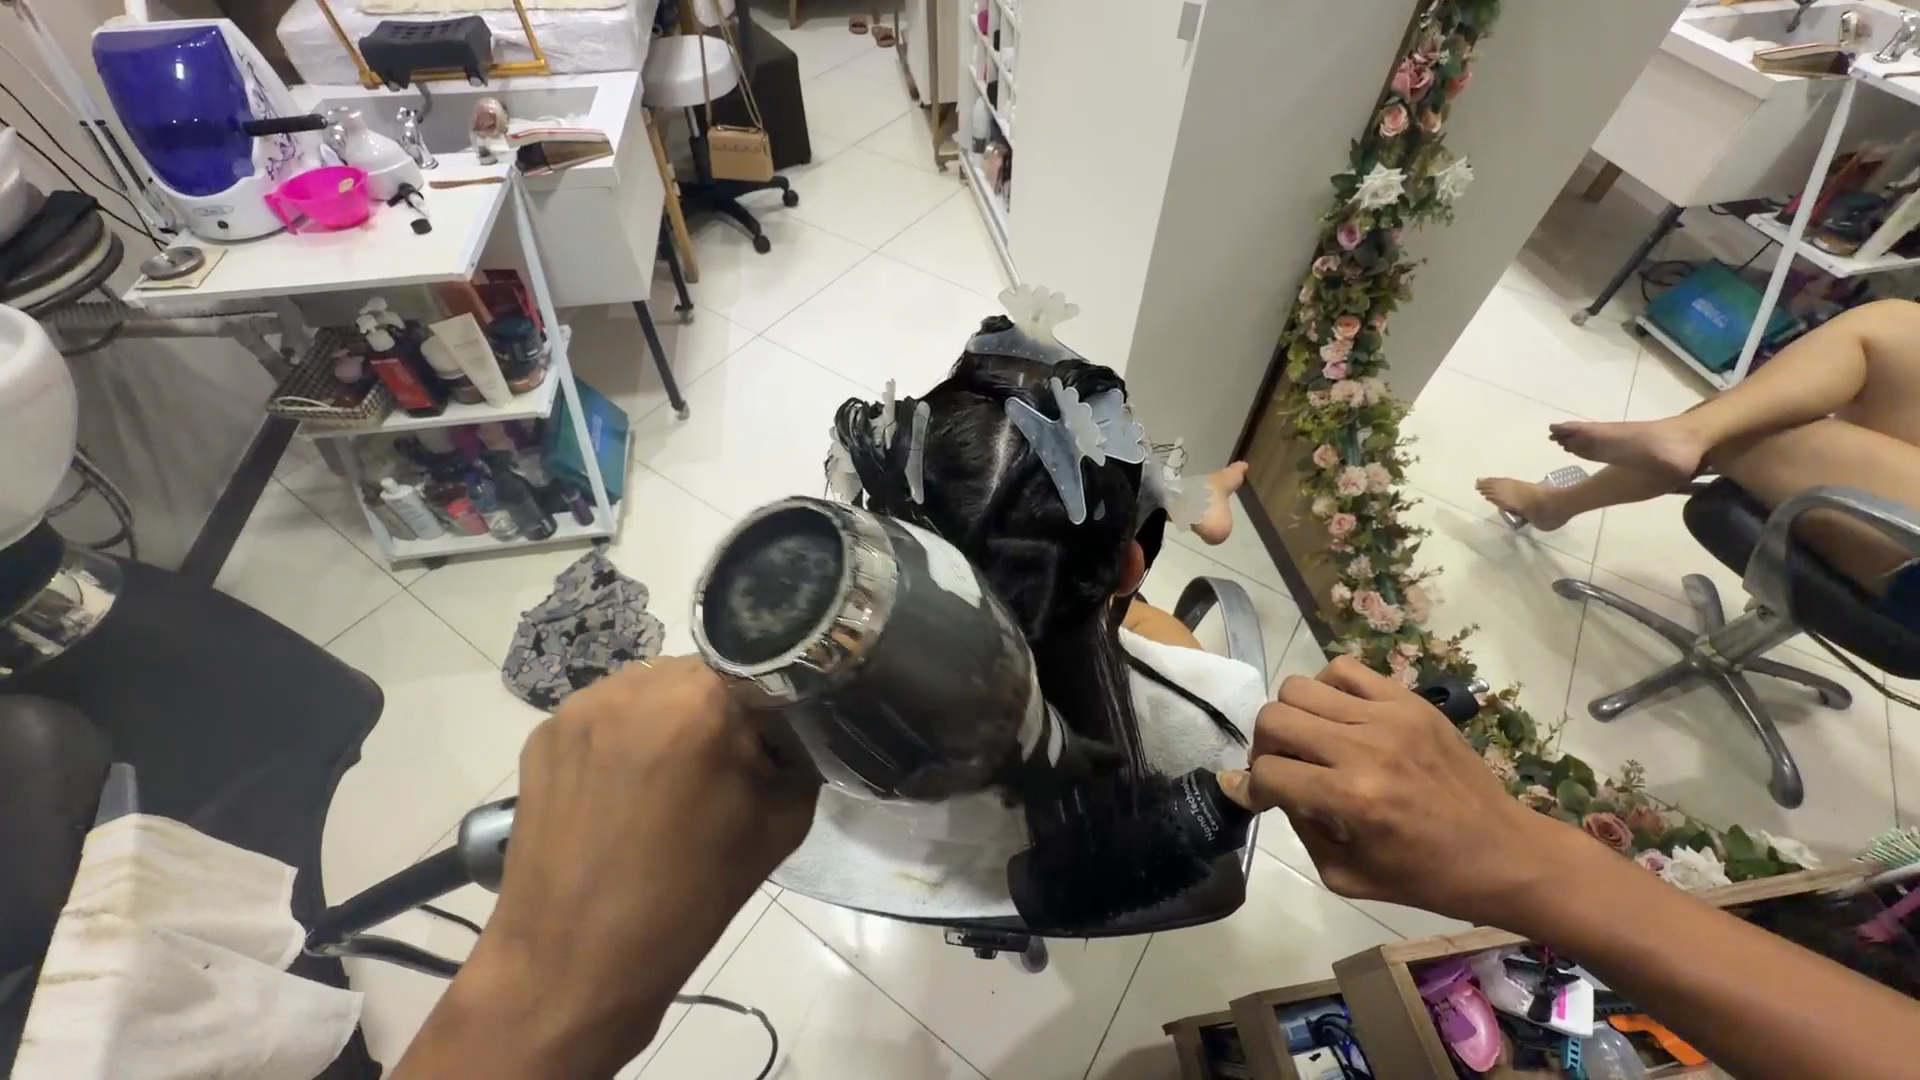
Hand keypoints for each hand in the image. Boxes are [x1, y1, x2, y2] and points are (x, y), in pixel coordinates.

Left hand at [446, 657, 819, 1075]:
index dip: (771, 701)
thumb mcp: (782, 821)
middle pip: (702, 671)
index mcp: (703, 705)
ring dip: (672, 713)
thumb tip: (791, 729)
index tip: (771, 739)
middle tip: (723, 757)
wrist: (576, 961)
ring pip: (652, 685)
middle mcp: (638, 688)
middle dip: (720, 704)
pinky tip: (626, 783)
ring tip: (670, 771)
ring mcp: (582, 706)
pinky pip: (607, 711)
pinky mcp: (544, 731)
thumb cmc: (692, 895)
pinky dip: (627, 732)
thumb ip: (797, 755)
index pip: (760, 666)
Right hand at [1219, 656, 1584, 927]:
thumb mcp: (1347, 875)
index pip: (1268, 772)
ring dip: (1291, 716)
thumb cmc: (1427, 876)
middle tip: (1283, 765)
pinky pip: (1343, 669)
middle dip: (1264, 746)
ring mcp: (1389, 717)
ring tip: (1311, 739)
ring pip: (1298, 687)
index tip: (1258, 797)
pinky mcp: (1408, 700)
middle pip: (1273, 718)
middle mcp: (1365, 749)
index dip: (1252, 788)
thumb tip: (1257, 784)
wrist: (1507, 853)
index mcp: (1352, 798)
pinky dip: (1326, 688)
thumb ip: (1296, 826)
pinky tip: (1339, 716)